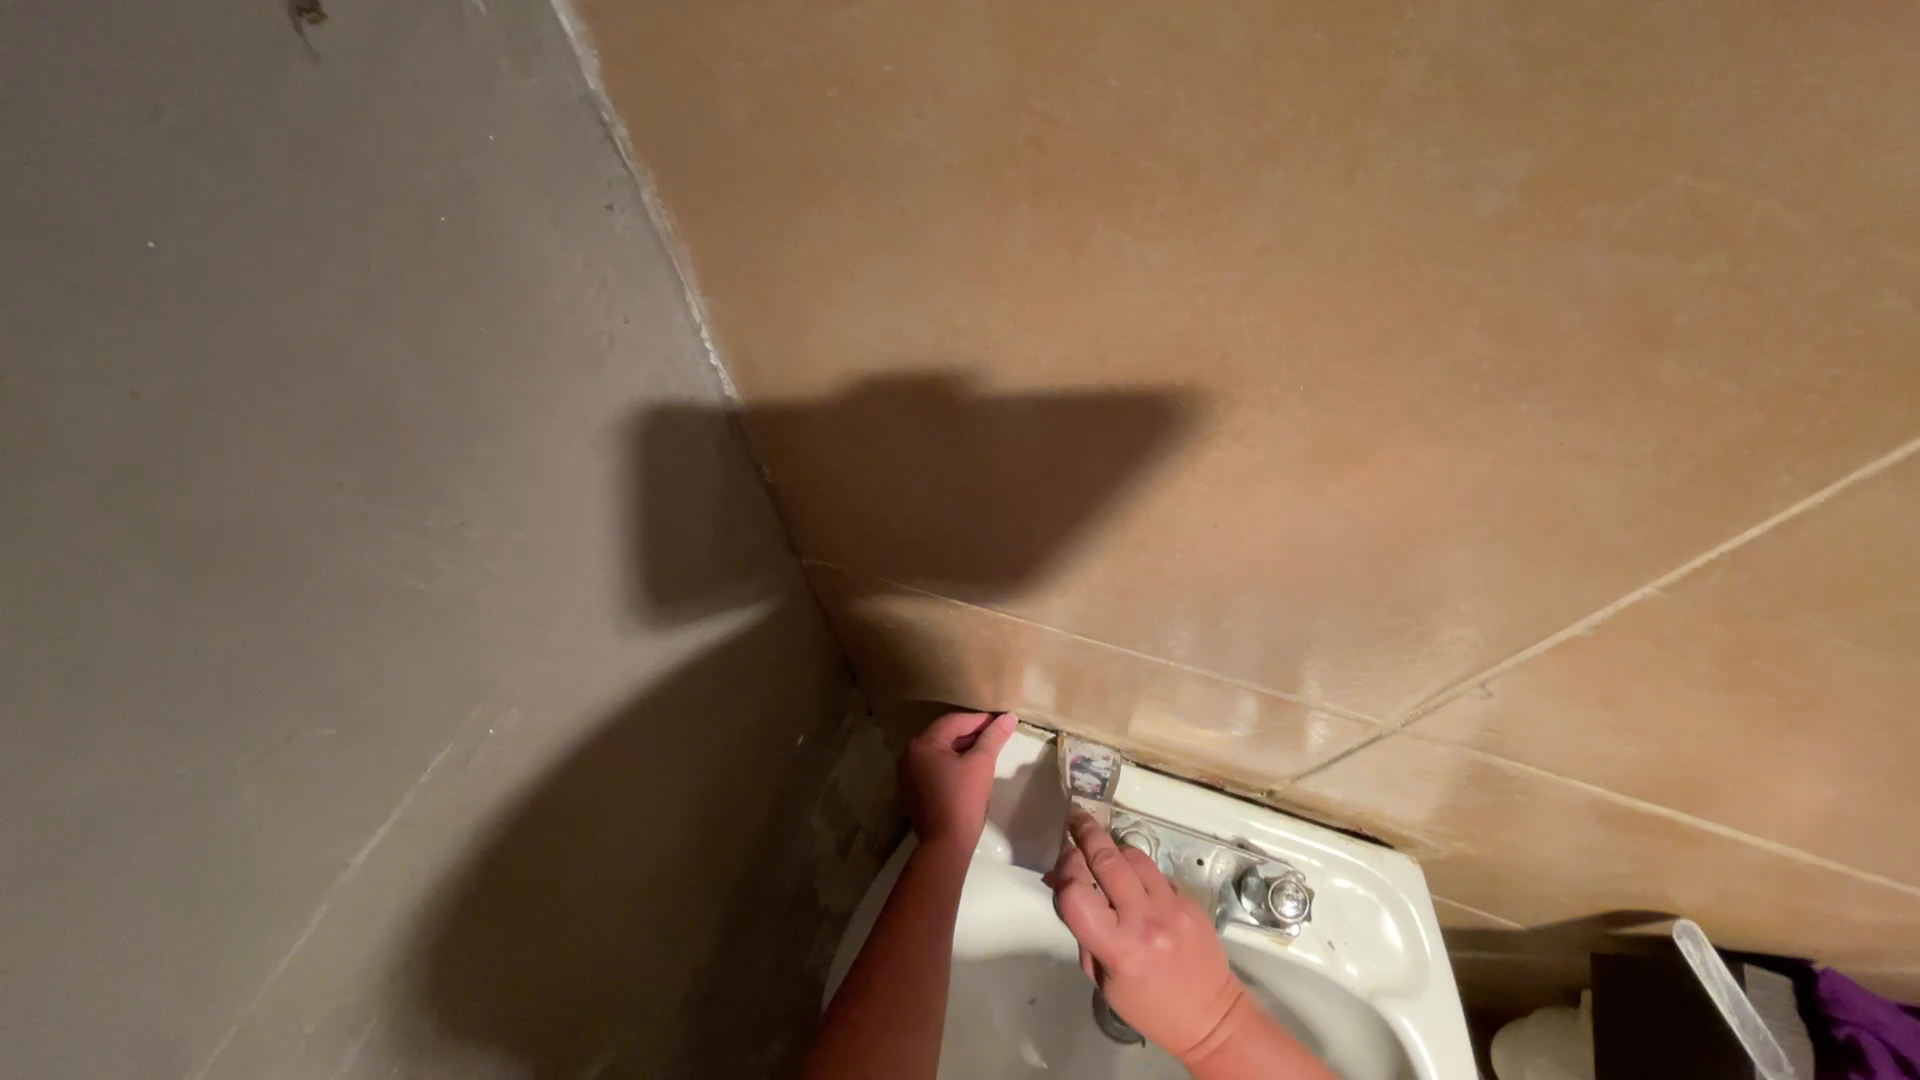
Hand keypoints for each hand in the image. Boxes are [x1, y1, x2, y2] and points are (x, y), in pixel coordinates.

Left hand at [900, 711, 1015, 852]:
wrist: (946, 844)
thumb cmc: (963, 800)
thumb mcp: (981, 764)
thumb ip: (993, 737)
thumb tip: (1009, 717)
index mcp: (923, 744)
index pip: (954, 722)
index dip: (979, 720)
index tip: (1000, 722)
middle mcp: (910, 755)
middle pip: (945, 735)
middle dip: (971, 734)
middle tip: (995, 735)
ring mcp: (908, 774)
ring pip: (939, 752)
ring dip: (962, 749)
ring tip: (986, 751)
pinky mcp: (913, 791)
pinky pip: (934, 768)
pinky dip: (951, 764)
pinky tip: (969, 769)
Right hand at [1044, 810, 1248, 1061]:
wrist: (1211, 1017)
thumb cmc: (1147, 1006)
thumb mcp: (1101, 977)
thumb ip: (1082, 927)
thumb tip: (1061, 883)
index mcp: (1118, 948)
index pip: (1076, 893)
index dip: (1065, 872)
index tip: (1061, 863)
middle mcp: (1145, 920)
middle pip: (1106, 860)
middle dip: (1086, 834)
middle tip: (1075, 820)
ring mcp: (1172, 906)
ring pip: (1133, 855)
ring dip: (1113, 848)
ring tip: (1102, 850)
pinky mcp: (1189, 899)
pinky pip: (1155, 871)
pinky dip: (1138, 870)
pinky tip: (1133, 881)